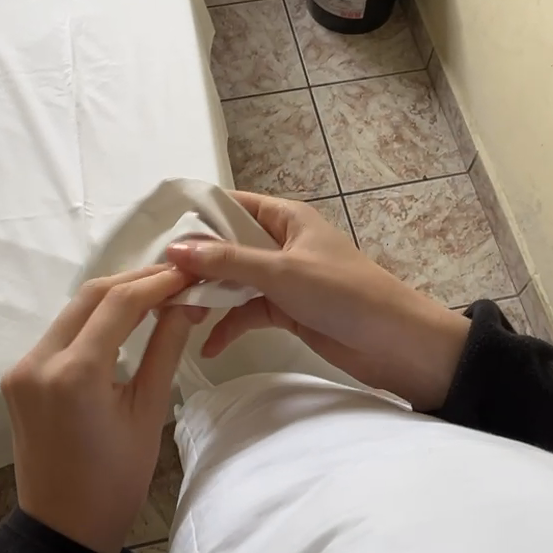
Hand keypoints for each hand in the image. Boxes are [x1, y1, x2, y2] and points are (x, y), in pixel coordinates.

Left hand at [2, 265, 201, 552]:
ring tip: (159, 294)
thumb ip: (166, 347)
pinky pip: (62, 331)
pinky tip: (125, 319)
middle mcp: (39, 360)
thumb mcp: (150, 411)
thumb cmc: (116, 480)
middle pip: (92, 295)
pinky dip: (95, 319)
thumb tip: (188, 303)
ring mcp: (23, 367)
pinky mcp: (19, 376)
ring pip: (75, 309)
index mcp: (74, 374)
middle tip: (178, 279)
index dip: (159, 282)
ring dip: (116, 296)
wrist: (64, 530)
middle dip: (138, 280)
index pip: (120, 302)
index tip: (191, 275)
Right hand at [165, 192, 470, 410]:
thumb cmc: (343, 292)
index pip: (232, 206)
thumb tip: (174, 248)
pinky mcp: (287, 311)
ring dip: (209, 297)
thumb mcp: (282, 272)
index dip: (196, 216)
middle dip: (196, 264)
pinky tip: (209, 346)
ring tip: (176, 315)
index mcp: (285, 218)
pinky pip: (248, 312)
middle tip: (157, 282)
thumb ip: (227, 261)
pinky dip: (229, 326)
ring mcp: (283, 278)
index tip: (156, 233)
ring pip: (234, 281)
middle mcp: (281, 243)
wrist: (396, 343)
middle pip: (227, 246)